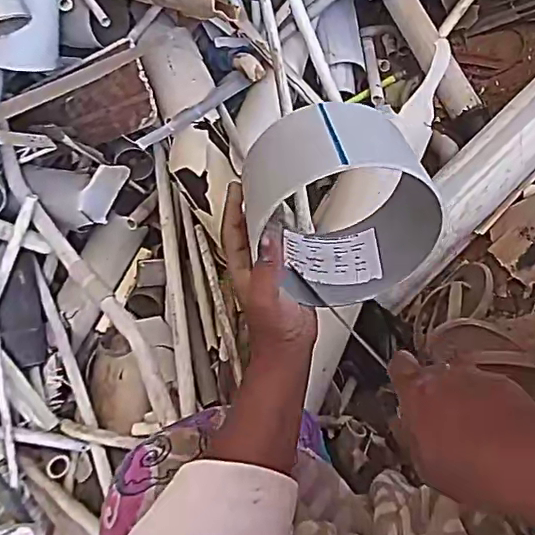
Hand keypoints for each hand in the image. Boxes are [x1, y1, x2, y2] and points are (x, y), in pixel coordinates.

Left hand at [222, 183, 315, 357]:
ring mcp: (273, 270)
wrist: (290, 349)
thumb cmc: (273, 331)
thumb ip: (267, 268)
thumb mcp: (265, 297)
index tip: (236, 190)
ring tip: (279, 198)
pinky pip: (291, 248)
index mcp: (242, 269)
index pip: (232, 232)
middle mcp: (255, 267)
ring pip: (270, 237)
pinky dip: (295, 234)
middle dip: (252, 207)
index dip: (232, 209)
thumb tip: (270, 240)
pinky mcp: (291, 275)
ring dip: (274, 219)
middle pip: (250, 229)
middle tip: (257, 186)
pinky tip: (302, 226)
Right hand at [390, 352, 534, 525]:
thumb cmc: (472, 470)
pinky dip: (488, 405)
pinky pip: (487, 390)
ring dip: (461, 398)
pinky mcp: (508, 383)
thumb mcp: (426, 467)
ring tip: (471, 432)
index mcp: (418, 392)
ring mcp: (479, 376)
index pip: (398, 366)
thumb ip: (410, 437)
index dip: (400, 377)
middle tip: (440, 424)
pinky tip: (496, 433)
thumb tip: (404, 424)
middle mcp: (446, 374)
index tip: (404, 393)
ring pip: (460, 381)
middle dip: (433, 393)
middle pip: (431, 374)